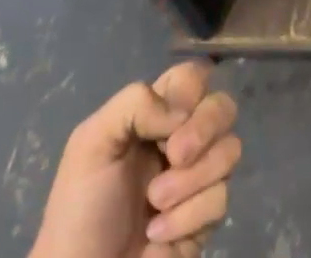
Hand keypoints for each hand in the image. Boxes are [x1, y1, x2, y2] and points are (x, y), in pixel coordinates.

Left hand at [30, 61, 240, 257]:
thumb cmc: (80, 209)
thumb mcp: (90, 143)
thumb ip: (133, 105)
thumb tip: (181, 114)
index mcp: (153, 116)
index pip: (193, 77)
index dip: (191, 90)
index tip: (169, 118)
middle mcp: (182, 138)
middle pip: (224, 107)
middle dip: (203, 130)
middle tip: (173, 156)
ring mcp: (198, 177)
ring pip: (230, 151)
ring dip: (190, 181)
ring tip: (154, 206)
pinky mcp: (207, 215)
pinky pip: (220, 199)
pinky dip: (186, 218)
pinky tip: (158, 234)